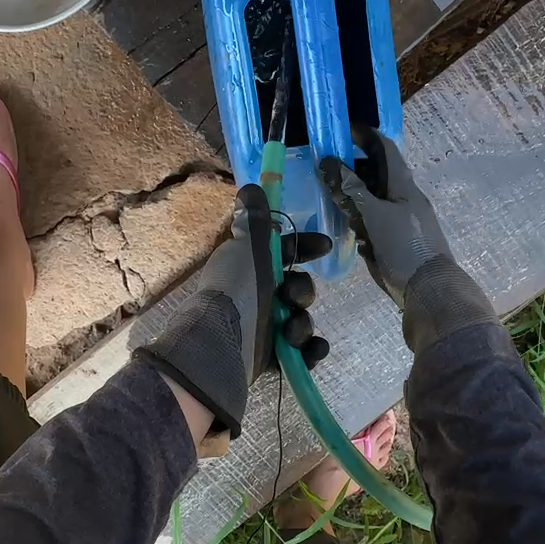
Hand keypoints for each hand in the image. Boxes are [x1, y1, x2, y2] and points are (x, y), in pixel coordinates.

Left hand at [138, 185, 329, 437]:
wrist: (220, 347)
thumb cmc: (236, 291)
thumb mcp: (246, 249)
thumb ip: (255, 220)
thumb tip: (251, 185)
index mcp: (250, 268)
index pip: (283, 252)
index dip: (305, 246)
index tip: (324, 246)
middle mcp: (257, 296)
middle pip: (297, 288)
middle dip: (302, 291)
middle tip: (292, 296)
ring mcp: (264, 328)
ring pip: (301, 320)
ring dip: (302, 324)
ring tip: (290, 332)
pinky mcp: (271, 358)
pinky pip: (302, 353)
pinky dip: (309, 352)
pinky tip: (312, 351)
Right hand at [322, 126, 495, 351]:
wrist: (430, 292)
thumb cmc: (404, 248)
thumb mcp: (373, 215)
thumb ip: (350, 189)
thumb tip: (326, 161)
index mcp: (403, 185)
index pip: (384, 148)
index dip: (365, 135)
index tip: (341, 129)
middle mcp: (404, 198)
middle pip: (377, 173)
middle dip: (353, 164)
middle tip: (324, 165)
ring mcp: (402, 220)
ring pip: (374, 197)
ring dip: (353, 191)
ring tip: (327, 193)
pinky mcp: (396, 241)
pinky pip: (374, 219)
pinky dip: (358, 214)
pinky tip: (342, 223)